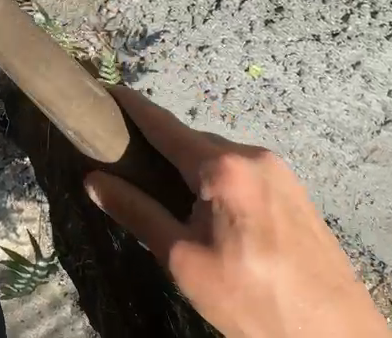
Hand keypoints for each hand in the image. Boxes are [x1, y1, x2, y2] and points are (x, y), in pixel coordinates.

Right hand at [86, 87, 391, 337]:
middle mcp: (253, 155)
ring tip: (171, 202)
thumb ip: (136, 212)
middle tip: (130, 173)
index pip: (161, 122)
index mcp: (223, 166)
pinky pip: (243, 174)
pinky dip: (218, 183)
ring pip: (217, 158)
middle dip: (159, 150)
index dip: (128, 105)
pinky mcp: (298, 195)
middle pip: (190, 141)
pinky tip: (213, 216)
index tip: (101, 89)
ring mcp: (281, 173)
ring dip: (190, 170)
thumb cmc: (255, 302)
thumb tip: (93, 180)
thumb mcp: (183, 261)